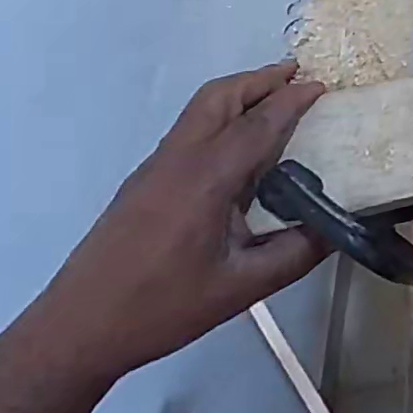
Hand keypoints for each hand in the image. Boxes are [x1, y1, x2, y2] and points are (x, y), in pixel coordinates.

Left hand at [6, 63, 327, 381]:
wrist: (70, 336)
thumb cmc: (160, 308)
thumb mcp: (244, 286)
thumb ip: (300, 251)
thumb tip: (342, 226)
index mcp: (206, 180)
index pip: (257, 122)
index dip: (293, 99)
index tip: (324, 86)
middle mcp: (179, 161)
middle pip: (220, 96)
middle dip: (262, 78)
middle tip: (300, 75)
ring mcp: (156, 168)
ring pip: (201, 108)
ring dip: (242, 92)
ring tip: (278, 97)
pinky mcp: (145, 180)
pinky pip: (192, 127)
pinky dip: (225, 113)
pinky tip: (245, 141)